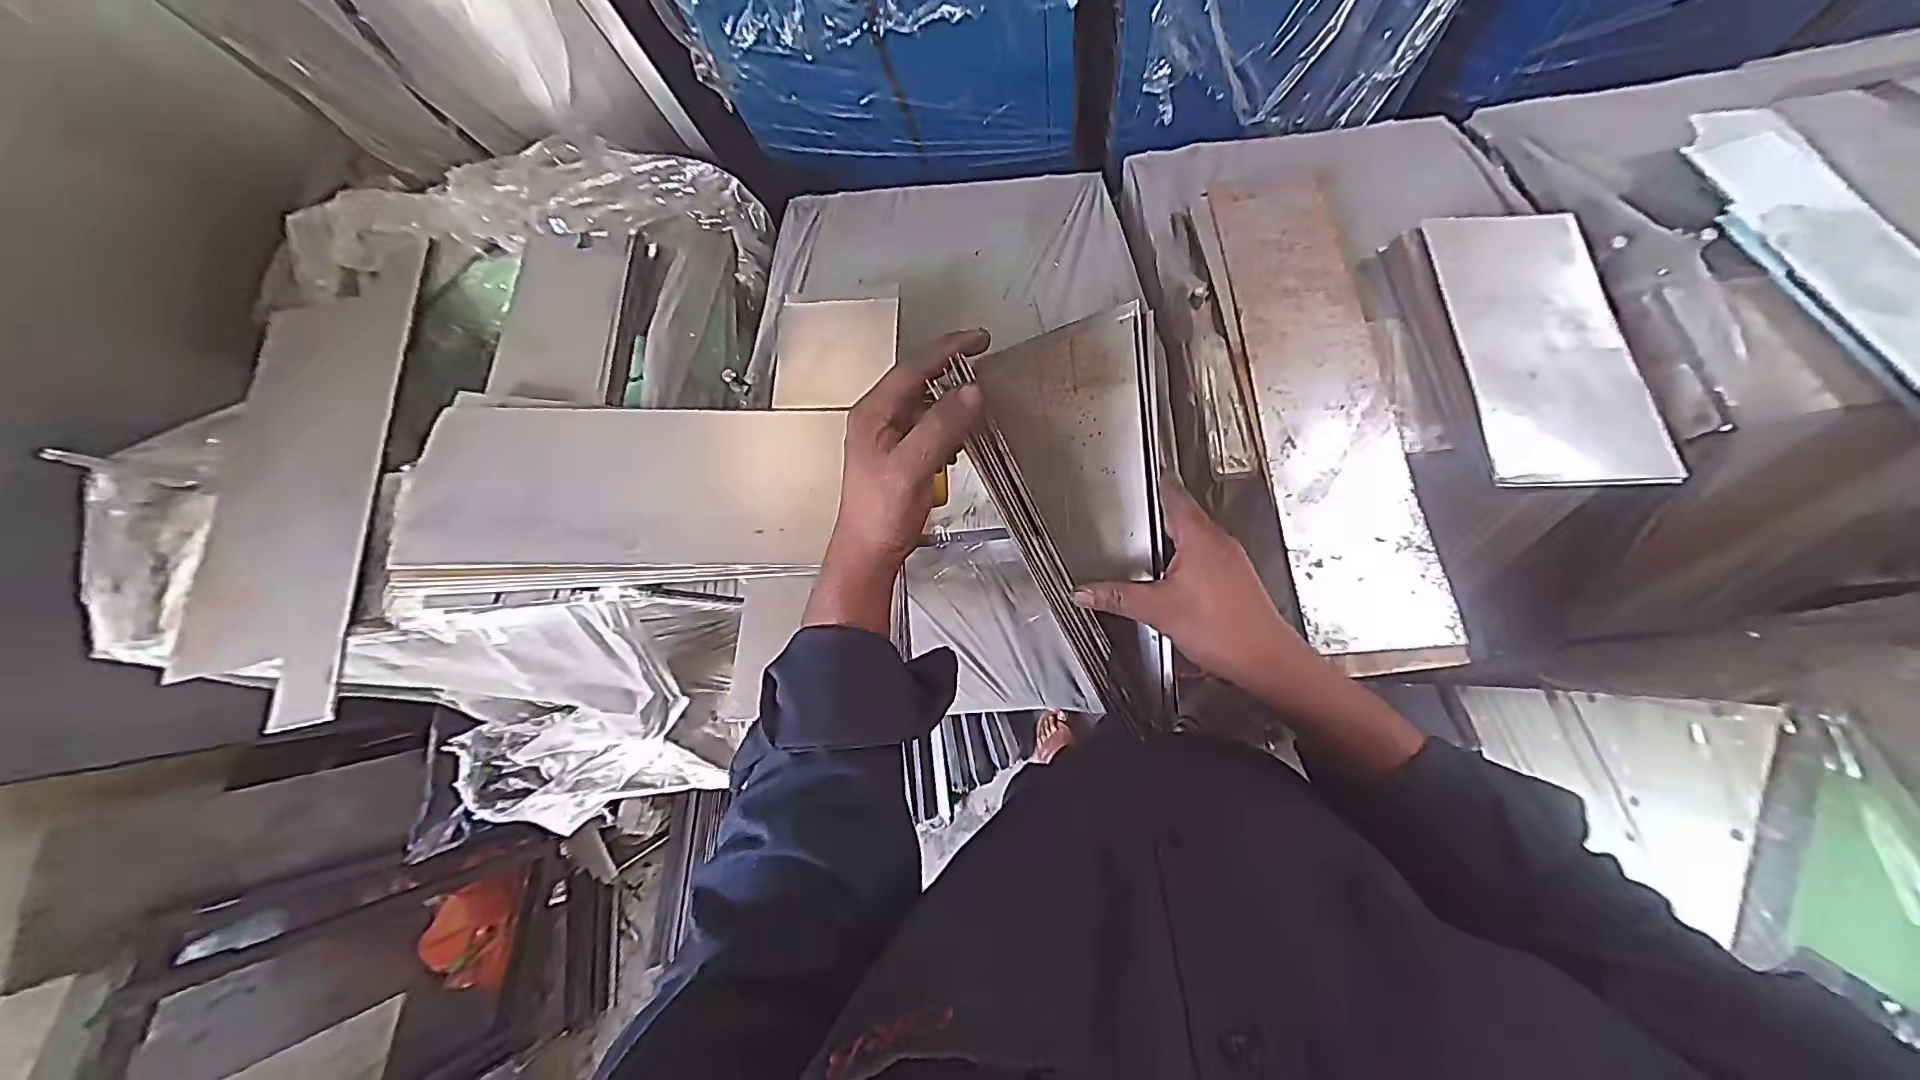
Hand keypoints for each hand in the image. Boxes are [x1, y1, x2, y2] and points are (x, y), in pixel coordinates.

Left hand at [803, 329, 988, 634]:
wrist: (868, 552)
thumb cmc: (878, 515)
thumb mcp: (912, 467)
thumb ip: (941, 427)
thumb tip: (969, 393)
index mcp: (872, 416)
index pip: (913, 369)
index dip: (946, 350)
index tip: (976, 340)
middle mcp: (877, 422)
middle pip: (917, 382)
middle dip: (949, 368)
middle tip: (979, 356)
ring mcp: (887, 440)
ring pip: (923, 405)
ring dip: (950, 398)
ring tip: (975, 397)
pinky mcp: (898, 458)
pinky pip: (926, 429)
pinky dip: (947, 425)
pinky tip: (960, 437)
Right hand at [1074, 474, 1424, 772]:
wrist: (1265, 661)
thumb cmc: (1226, 631)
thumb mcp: (1158, 610)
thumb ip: (1117, 597)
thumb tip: (1086, 592)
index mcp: (1200, 538)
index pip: (1175, 497)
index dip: (1158, 484)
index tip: (1149, 473)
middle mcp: (1220, 543)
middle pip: (1185, 516)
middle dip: (1161, 515)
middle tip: (1141, 513)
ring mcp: (1232, 561)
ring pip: (1198, 539)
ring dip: (1175, 541)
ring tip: (1152, 550)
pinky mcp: (1237, 580)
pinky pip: (1208, 559)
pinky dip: (1188, 562)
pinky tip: (1177, 584)